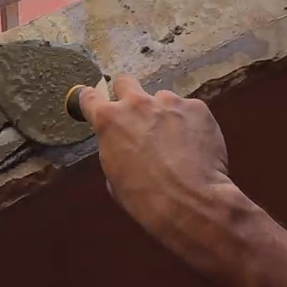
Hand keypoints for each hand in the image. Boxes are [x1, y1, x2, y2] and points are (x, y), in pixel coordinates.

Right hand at [74, 75, 249, 268]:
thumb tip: (124, 146)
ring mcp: (169, 101)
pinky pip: (189, 111)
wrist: (192, 204)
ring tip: (177, 144)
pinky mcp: (196, 107)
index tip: (94, 103)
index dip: (91, 100)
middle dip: (128, 95)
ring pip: (162, 100)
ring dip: (164, 115)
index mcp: (110, 121)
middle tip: (138, 117)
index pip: (89, 97)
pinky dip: (190, 125)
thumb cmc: (146, 200)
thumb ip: (115, 150)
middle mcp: (137, 103)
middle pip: (125, 82)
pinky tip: (197, 148)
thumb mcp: (115, 179)